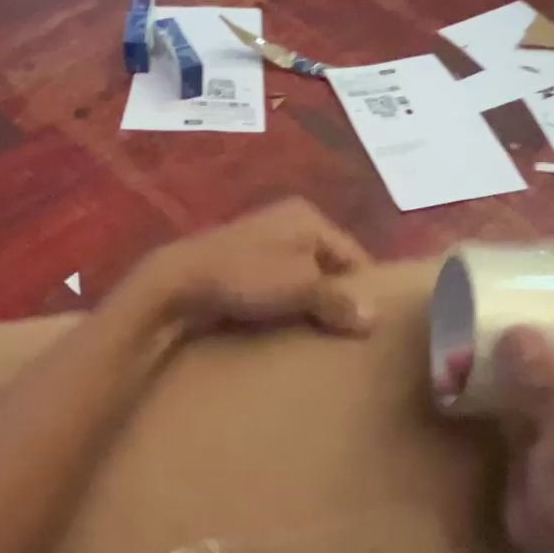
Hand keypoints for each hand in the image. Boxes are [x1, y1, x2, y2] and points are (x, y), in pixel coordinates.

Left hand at [128, 198, 373, 338]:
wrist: (179, 283)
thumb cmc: (246, 276)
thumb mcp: (300, 288)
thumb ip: (338, 301)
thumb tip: (374, 317)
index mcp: (308, 216)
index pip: (354, 253)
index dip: (366, 288)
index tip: (374, 324)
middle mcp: (287, 222)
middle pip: (327, 265)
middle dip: (336, 296)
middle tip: (348, 334)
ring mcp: (262, 242)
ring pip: (302, 277)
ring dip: (309, 303)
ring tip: (320, 336)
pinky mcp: (241, 264)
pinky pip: (277, 286)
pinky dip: (285, 304)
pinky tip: (287, 328)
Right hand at [442, 316, 553, 552]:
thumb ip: (546, 383)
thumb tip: (515, 330)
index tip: (532, 295)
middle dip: (526, 340)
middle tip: (483, 318)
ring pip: (535, 378)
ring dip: (499, 364)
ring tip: (458, 350)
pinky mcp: (538, 440)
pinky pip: (514, 402)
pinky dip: (488, 389)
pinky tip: (455, 378)